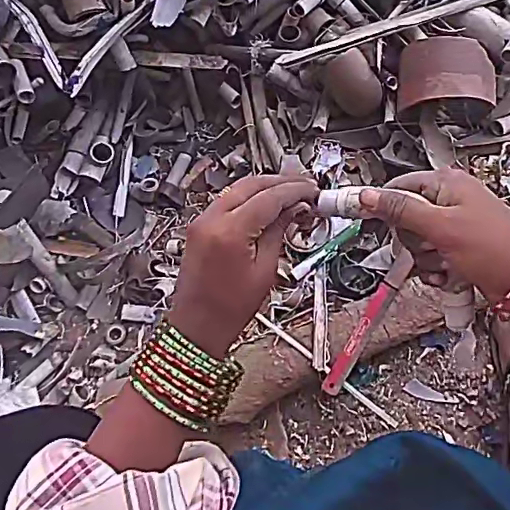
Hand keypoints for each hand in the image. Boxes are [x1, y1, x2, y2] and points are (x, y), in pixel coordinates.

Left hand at [168, 172, 316, 351]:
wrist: (197, 327)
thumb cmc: (227, 309)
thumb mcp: (266, 270)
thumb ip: (279, 232)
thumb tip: (293, 209)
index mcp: (229, 232)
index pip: (269, 196)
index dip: (295, 190)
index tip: (312, 190)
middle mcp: (211, 220)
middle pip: (252, 184)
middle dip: (282, 182)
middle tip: (305, 188)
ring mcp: (202, 221)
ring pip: (239, 188)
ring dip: (266, 187)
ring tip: (291, 195)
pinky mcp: (200, 226)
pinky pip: (229, 200)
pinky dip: (251, 197)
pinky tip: (268, 205)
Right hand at [350, 169, 509, 302]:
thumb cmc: (497, 249)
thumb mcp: (442, 227)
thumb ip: (402, 210)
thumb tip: (369, 195)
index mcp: (447, 183)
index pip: (399, 187)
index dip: (381, 205)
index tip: (358, 214)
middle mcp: (451, 201)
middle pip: (405, 219)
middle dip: (412, 241)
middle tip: (429, 246)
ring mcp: (455, 227)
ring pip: (416, 244)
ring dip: (425, 261)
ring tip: (445, 263)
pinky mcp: (459, 250)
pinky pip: (431, 260)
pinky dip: (436, 271)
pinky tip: (451, 275)